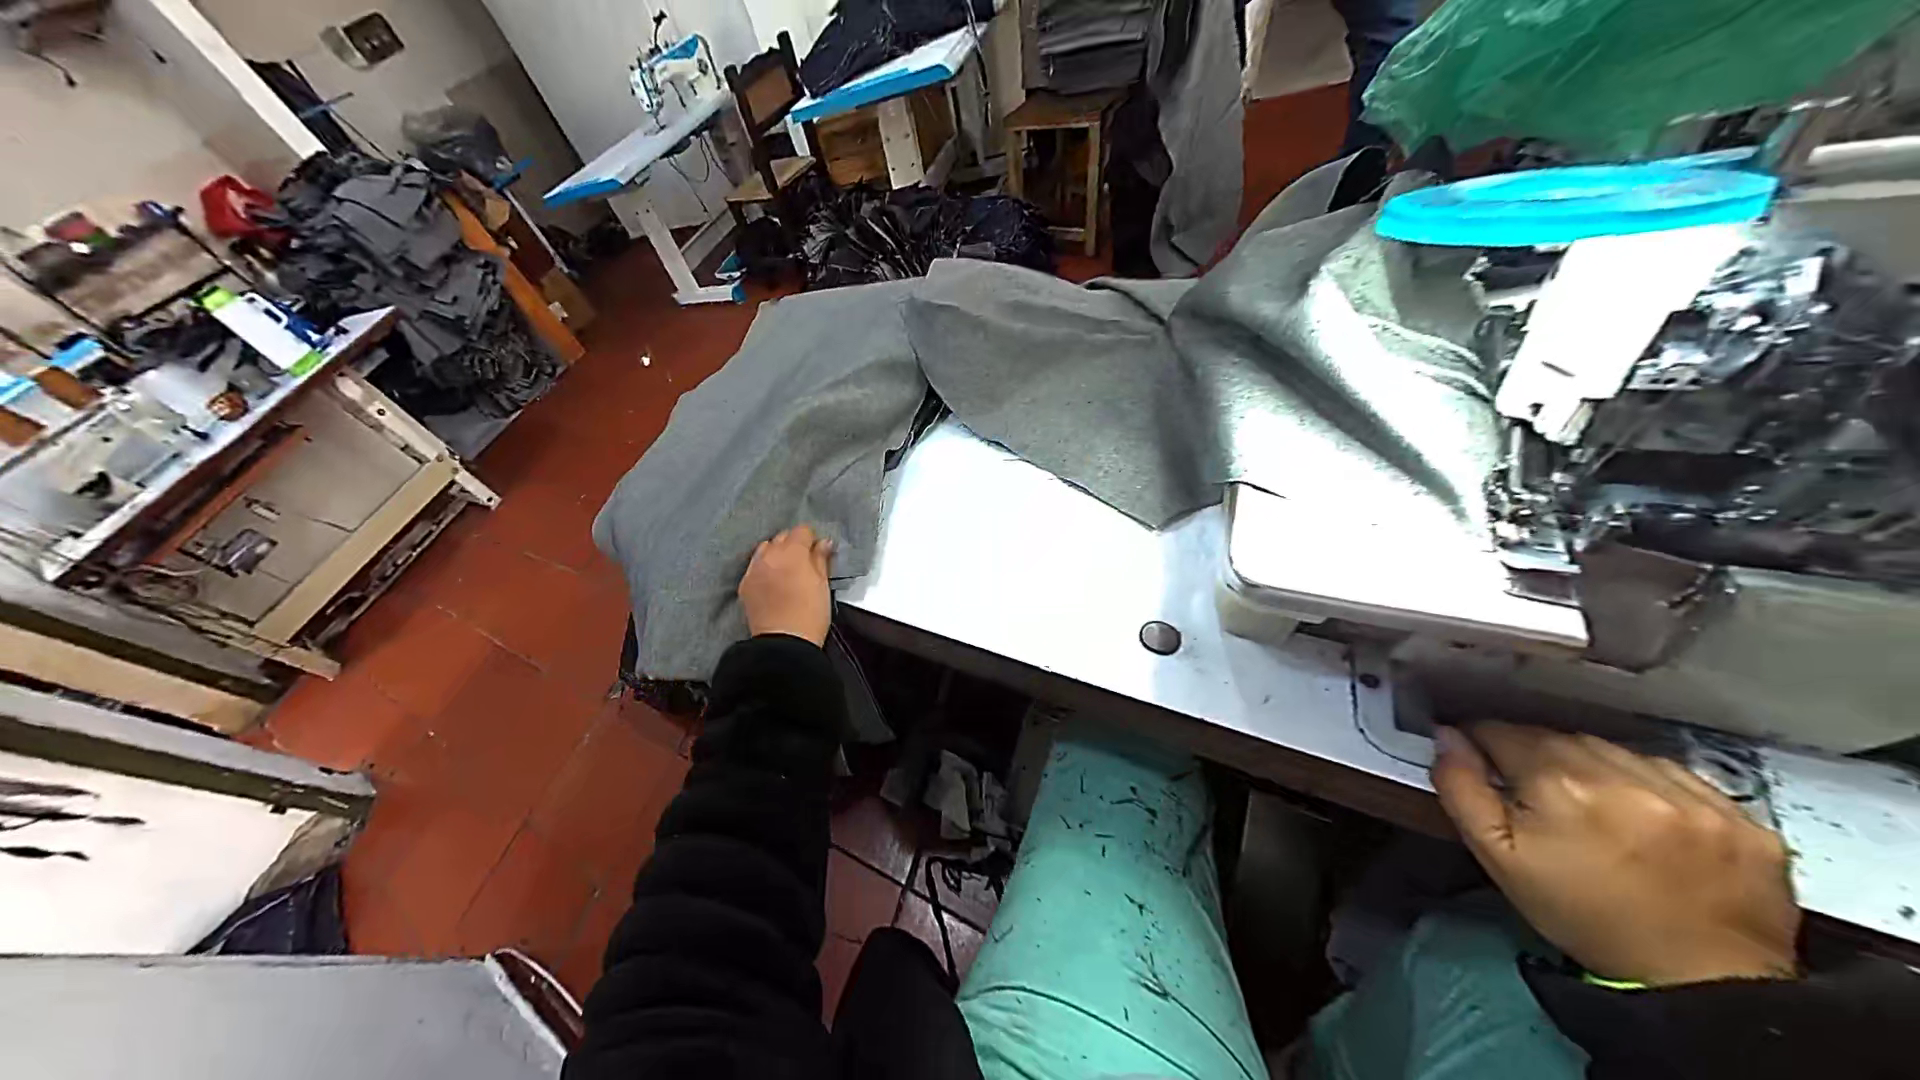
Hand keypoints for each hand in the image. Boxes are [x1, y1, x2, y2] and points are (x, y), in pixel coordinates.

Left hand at [738, 525, 834, 645]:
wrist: (784, 643)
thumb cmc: (811, 614)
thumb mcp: (823, 585)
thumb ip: (821, 560)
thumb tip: (823, 543)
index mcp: (792, 553)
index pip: (801, 531)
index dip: (811, 539)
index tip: (817, 552)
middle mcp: (769, 555)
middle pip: (781, 537)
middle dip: (793, 544)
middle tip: (804, 562)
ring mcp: (754, 569)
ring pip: (765, 549)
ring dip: (776, 553)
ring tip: (785, 570)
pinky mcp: (744, 584)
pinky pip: (755, 566)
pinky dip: (764, 568)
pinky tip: (772, 582)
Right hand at [1431, 721, 1799, 987]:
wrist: (1698, 981)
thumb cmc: (1579, 913)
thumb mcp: (1496, 856)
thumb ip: (1460, 787)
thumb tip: (1447, 736)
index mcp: (1558, 783)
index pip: (1501, 732)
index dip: (1482, 745)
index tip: (1483, 765)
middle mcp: (1624, 777)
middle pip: (1558, 737)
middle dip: (1537, 755)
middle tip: (1536, 794)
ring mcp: (1690, 794)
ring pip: (1614, 750)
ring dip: (1592, 765)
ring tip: (1592, 805)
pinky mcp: (1739, 814)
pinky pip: (1674, 772)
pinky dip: (1648, 782)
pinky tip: (1643, 814)